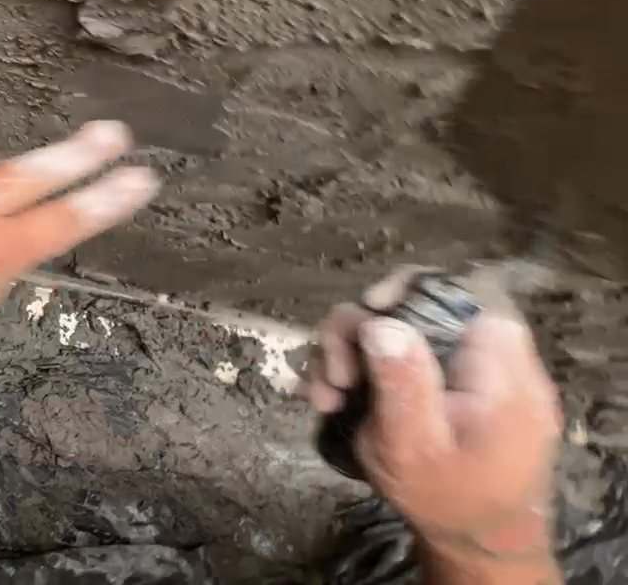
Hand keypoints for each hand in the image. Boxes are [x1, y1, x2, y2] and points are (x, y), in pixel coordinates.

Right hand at [304, 273, 562, 578]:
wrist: (465, 538)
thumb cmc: (444, 494)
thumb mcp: (414, 441)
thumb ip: (403, 382)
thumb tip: (382, 322)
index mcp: (499, 376)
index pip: (470, 297)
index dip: (416, 287)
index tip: (372, 307)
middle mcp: (479, 365)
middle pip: (408, 311)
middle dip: (354, 334)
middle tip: (336, 375)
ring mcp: (450, 373)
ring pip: (380, 331)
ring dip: (339, 355)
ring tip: (325, 396)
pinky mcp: (425, 383)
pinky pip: (376, 354)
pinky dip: (345, 370)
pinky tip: (328, 398)